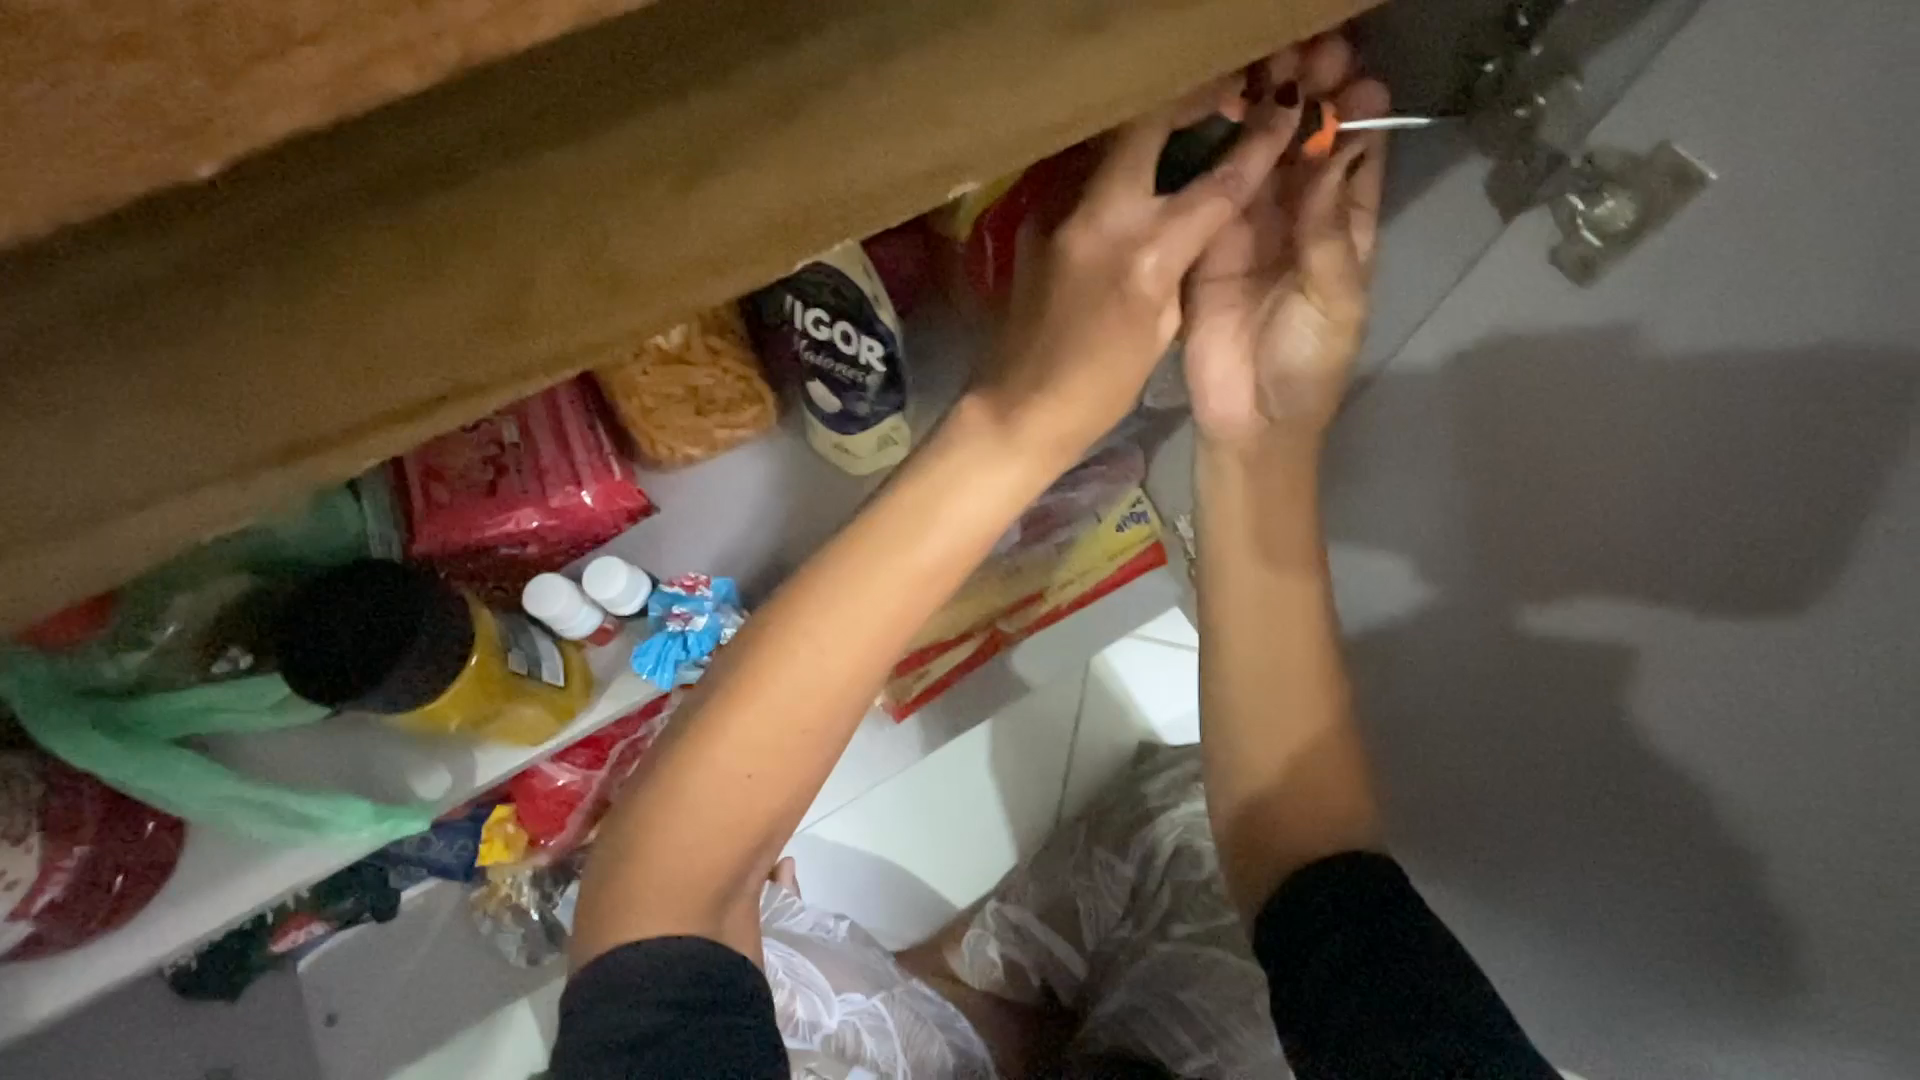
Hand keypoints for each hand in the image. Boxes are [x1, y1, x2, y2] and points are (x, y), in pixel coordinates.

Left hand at [971, 56, 1304, 461]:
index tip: (1278, 116)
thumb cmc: (1099, 389)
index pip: (1214, 185)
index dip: (1254, 147)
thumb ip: (1179, 268)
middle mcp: (1099, 219)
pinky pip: (1081, 183)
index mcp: (1144, 255)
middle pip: (1147, 127)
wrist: (1018, 408)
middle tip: (1218, 101)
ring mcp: (1057, 217)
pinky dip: (1111, 175)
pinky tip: (1126, 191)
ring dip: (1146, 136)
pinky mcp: (1031, 227)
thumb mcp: (1160, 332)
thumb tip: (1189, 230)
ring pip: (1108, 148)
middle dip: (1188, 104)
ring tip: (1175, 139)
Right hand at [1184, 37, 1389, 449]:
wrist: (1249, 421)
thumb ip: (1333, 229)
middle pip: (1306, 149)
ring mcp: (1248, 233)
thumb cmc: (1308, 365)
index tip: (1354, 76)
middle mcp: (1297, 222)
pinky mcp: (1204, 249)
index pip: (1357, 159)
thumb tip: (1339, 149)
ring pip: (1258, 162)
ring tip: (1264, 68)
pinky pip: (1211, 197)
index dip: (1358, 115)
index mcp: (1345, 231)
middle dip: (1311, 99)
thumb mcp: (1337, 298)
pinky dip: (1215, 159)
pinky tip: (1215, 118)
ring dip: (1263, 116)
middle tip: (1304, 54)